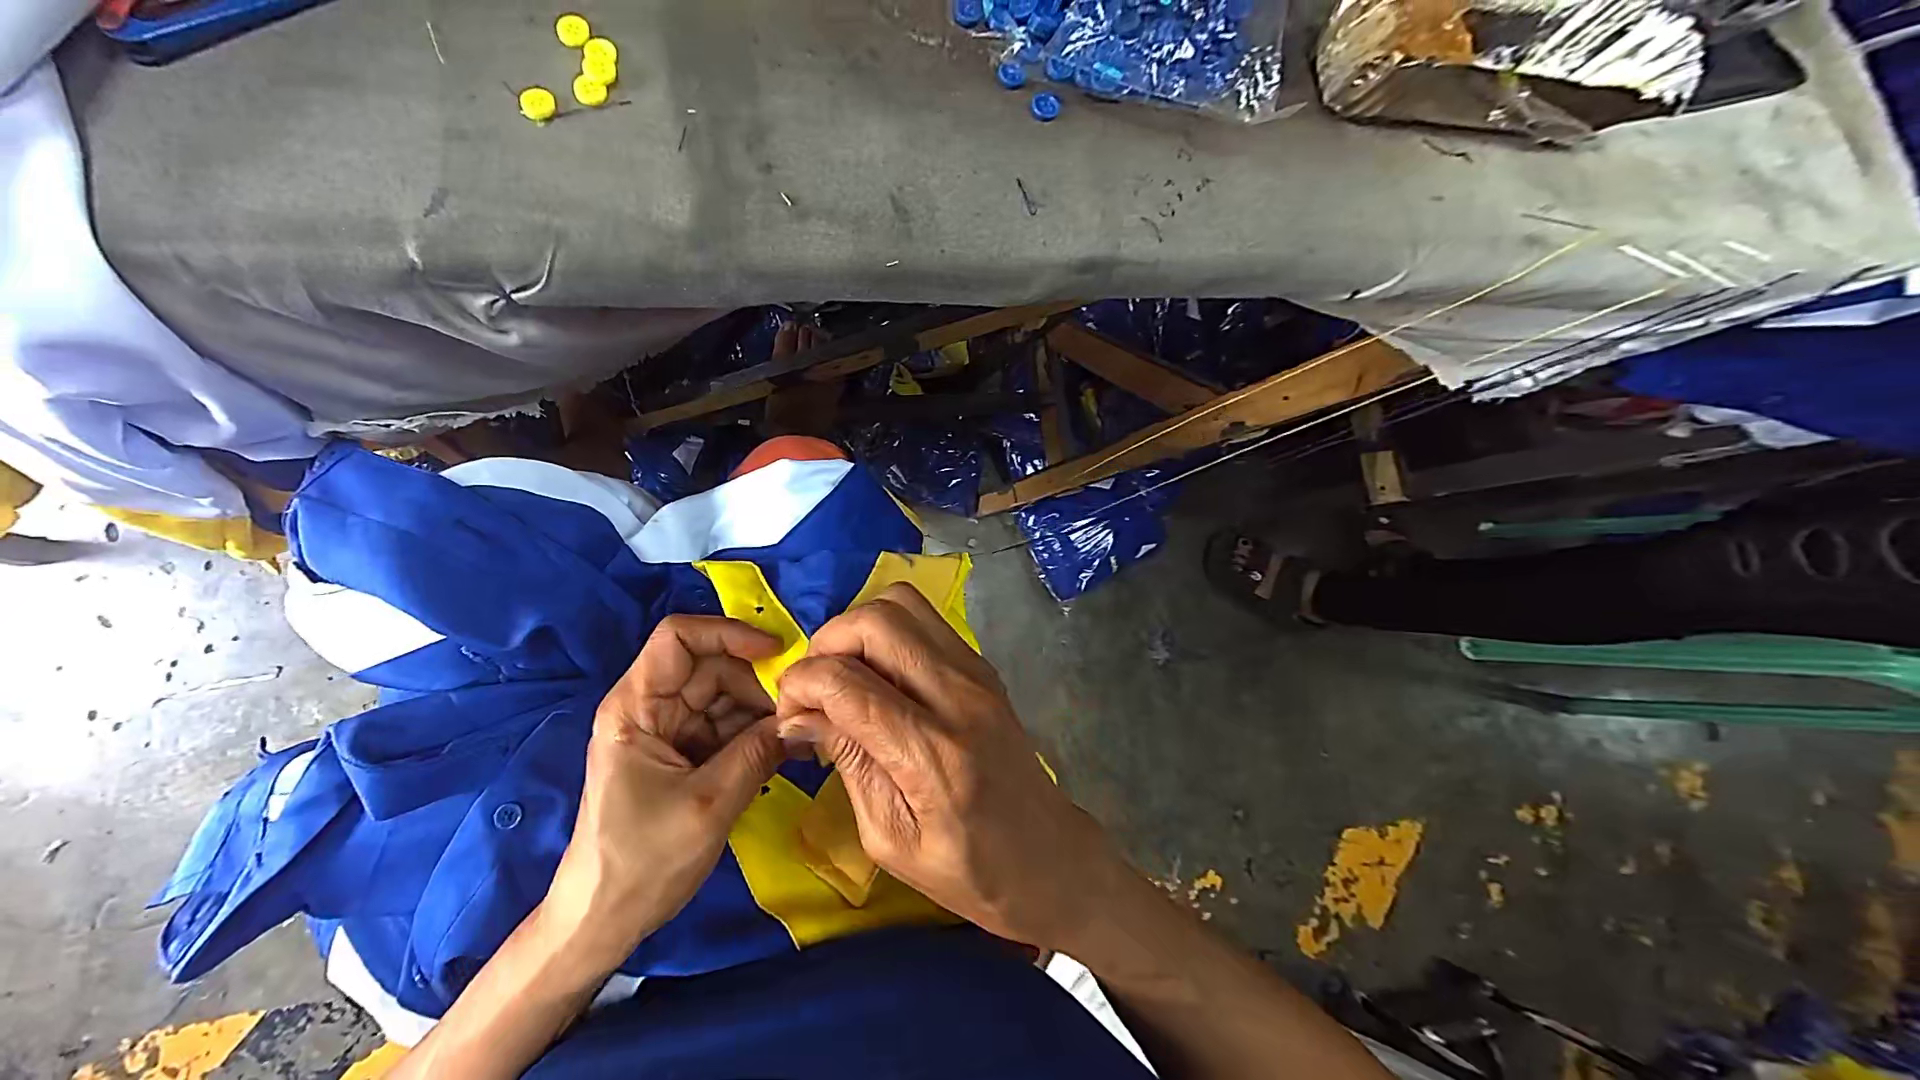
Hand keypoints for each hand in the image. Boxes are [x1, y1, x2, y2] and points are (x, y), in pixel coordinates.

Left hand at [539, 616, 787, 971]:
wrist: (604, 920)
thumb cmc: (642, 861)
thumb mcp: (709, 804)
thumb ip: (758, 753)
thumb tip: (804, 718)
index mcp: (635, 708)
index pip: (678, 638)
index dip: (728, 633)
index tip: (777, 654)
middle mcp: (651, 709)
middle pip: (713, 667)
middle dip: (758, 684)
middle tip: (798, 714)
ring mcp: (669, 731)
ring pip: (727, 696)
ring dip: (762, 712)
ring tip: (797, 739)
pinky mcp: (686, 753)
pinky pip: (728, 726)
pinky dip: (756, 734)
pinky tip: (784, 752)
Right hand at [775, 585, 1123, 952]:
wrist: (1049, 856)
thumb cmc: (970, 870)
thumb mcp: (891, 839)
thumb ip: (847, 763)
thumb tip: (797, 716)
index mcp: (932, 754)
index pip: (846, 682)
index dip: (800, 686)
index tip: (788, 713)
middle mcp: (958, 697)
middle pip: (876, 621)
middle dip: (825, 643)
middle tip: (814, 688)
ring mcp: (977, 674)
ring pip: (902, 604)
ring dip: (857, 629)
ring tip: (844, 675)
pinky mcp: (983, 667)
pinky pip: (925, 620)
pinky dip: (888, 632)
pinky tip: (878, 675)